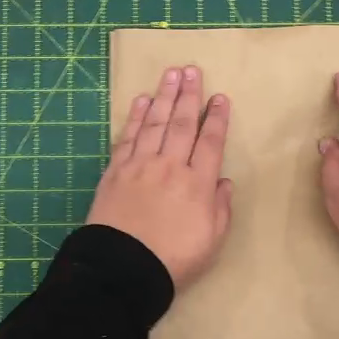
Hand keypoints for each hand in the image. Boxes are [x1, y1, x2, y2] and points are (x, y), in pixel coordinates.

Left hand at [88, 65, 233, 286]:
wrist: (122, 269)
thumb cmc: (173, 259)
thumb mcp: (212, 240)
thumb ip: (221, 208)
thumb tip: (223, 181)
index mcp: (198, 183)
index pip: (211, 142)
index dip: (217, 118)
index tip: (220, 97)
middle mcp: (171, 166)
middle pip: (182, 123)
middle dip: (189, 95)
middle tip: (192, 70)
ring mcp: (141, 165)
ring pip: (156, 123)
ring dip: (164, 96)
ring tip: (171, 74)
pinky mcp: (116, 170)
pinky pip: (128, 136)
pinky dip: (137, 116)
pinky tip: (143, 101)